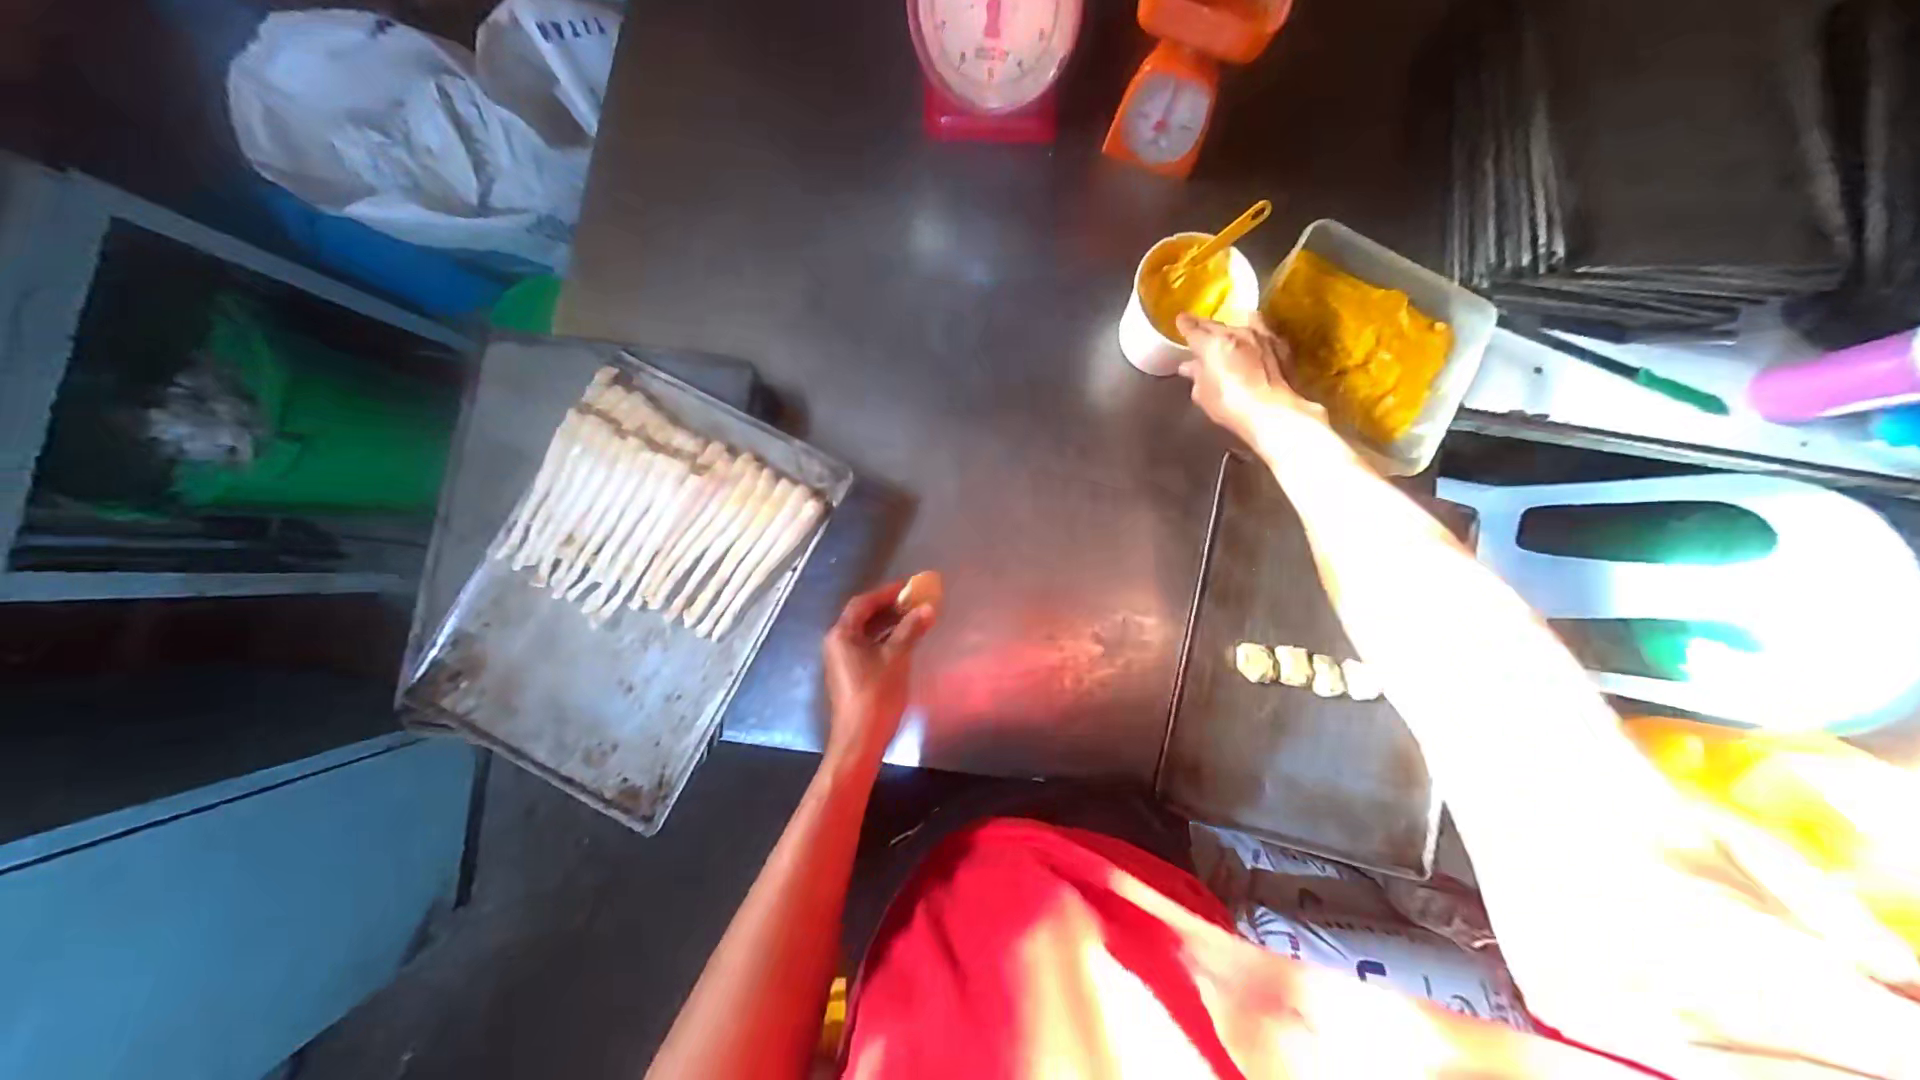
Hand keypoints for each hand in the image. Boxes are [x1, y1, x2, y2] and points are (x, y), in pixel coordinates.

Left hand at [821, 581, 935, 766]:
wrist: (860, 739)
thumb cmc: (876, 695)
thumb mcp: (896, 658)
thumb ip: (910, 630)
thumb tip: (928, 608)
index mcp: (842, 635)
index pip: (862, 603)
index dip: (886, 592)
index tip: (909, 587)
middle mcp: (837, 643)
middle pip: (862, 616)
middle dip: (889, 607)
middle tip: (914, 601)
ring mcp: (842, 660)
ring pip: (866, 633)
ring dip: (889, 623)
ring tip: (914, 617)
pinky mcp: (851, 674)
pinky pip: (868, 646)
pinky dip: (885, 639)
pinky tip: (905, 641)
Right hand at [1175, 313, 1329, 449]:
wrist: (1273, 412)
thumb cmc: (1231, 406)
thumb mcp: (1204, 395)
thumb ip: (1197, 376)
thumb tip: (1191, 367)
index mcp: (1212, 344)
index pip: (1193, 329)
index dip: (1185, 325)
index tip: (1180, 320)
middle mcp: (1237, 333)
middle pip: (1216, 324)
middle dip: (1205, 326)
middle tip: (1199, 328)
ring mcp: (1261, 336)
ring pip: (1243, 323)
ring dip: (1233, 328)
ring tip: (1230, 333)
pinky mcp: (1280, 345)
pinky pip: (1262, 334)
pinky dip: (1254, 338)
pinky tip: (1254, 346)